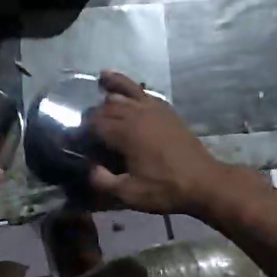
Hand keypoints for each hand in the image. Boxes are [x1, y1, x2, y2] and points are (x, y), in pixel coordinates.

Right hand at [85, 70, 234, 215]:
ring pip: (122, 93)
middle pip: (105, 108)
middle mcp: (136, 115)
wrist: (205, 182)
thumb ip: (102, 181)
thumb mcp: (129, 193)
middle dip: (92, 116)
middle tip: (85, 129)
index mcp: (125, 133)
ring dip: (107, 94)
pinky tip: (117, 83)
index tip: (72, 142)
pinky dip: (125, 84)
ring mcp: (152, 109)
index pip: (93, 125)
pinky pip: (141, 91)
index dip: (80, 133)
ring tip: (95, 87)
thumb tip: (89, 168)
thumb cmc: (165, 189)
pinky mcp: (165, 110)